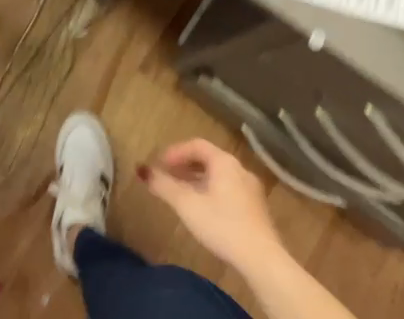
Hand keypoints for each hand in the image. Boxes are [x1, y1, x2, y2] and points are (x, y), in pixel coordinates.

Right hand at [140, 138, 282, 269]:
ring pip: (218, 175)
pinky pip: (228, 189)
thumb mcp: (186, 205)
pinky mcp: (255, 208)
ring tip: (180, 194)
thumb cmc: (221, 225)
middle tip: (167, 177)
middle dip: (184, 166)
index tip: (159, 164)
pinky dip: (210, 190)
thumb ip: (163, 185)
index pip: (196, 145)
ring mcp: (251, 189)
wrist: (261, 258)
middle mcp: (240, 169)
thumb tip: (142, 170)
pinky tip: (203, 209)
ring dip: (197, 180)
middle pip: (208, 159)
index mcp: (224, 162)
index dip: (174, 152)